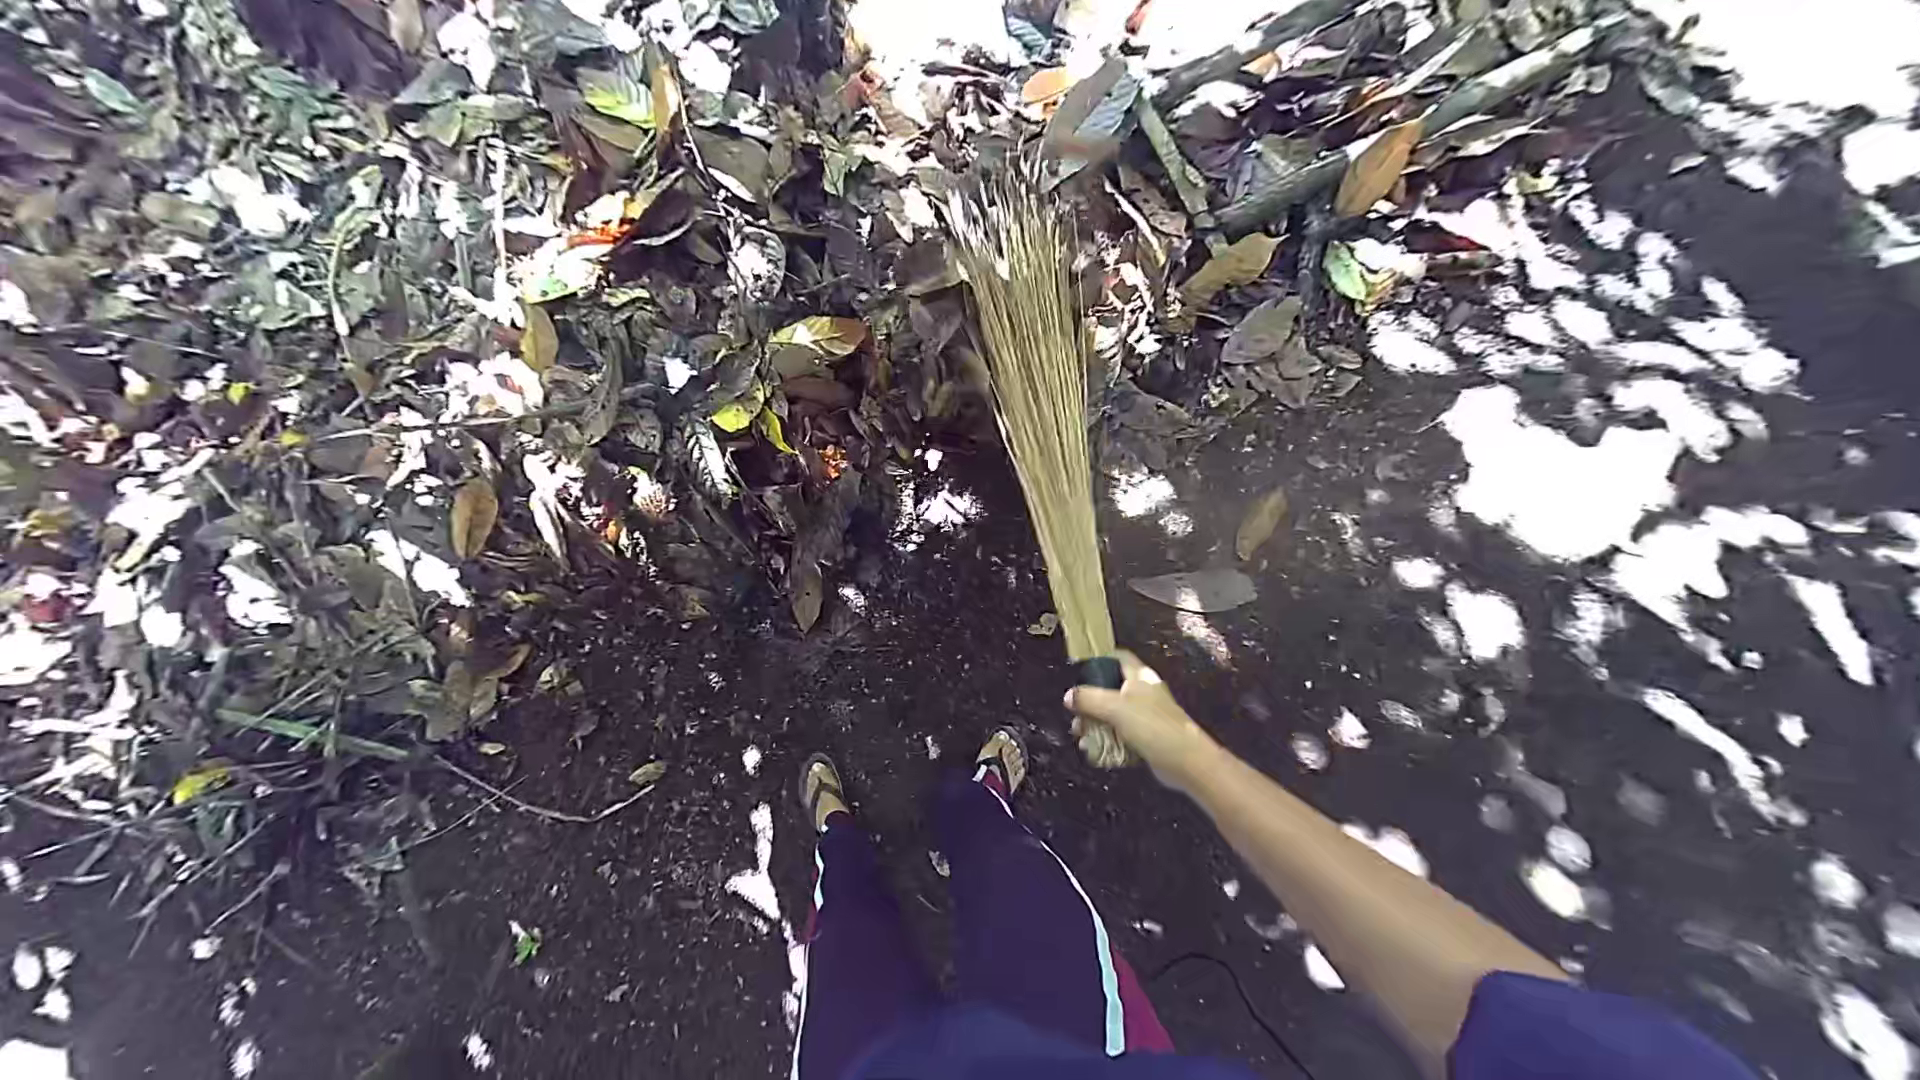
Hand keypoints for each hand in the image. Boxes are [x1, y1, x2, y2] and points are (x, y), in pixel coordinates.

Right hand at [1065, 650, 1219, 792]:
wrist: (1187, 762)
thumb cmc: (1152, 726)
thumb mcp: (1115, 707)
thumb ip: (1089, 699)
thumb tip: (1069, 696)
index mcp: (1139, 676)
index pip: (1118, 657)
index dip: (1099, 659)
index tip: (1080, 671)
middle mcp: (1144, 692)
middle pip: (1111, 688)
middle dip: (1090, 701)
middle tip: (1076, 714)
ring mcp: (1148, 715)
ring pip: (1115, 714)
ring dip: (1096, 724)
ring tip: (1082, 735)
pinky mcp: (1149, 737)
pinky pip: (1123, 733)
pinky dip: (1109, 740)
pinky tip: (1096, 750)